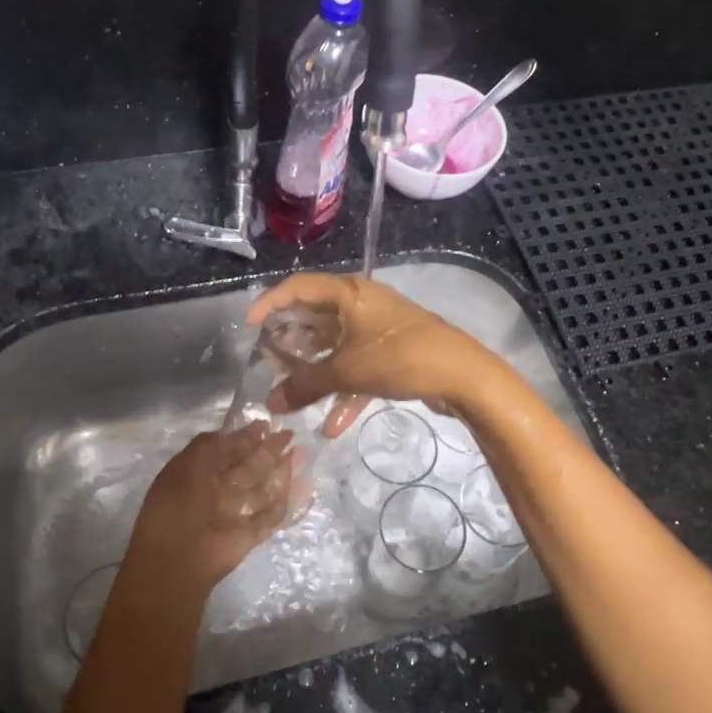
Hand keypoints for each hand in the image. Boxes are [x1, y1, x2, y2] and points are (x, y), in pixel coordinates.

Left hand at [124, 423, 293, 592]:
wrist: (177, 560)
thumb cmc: (177, 506)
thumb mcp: (186, 465)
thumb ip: (208, 445)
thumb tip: (232, 433)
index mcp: (198, 474)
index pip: (226, 450)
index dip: (245, 437)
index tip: (266, 424)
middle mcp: (216, 492)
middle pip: (247, 467)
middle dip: (267, 450)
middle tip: (289, 435)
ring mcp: (234, 513)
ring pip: (261, 488)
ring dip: (280, 471)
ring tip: (300, 453)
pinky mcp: (249, 535)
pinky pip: (270, 515)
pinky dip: (286, 501)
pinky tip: (303, 484)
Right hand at [246, 273, 499, 431]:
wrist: (462, 374)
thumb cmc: (398, 358)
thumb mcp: (346, 372)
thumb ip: (305, 385)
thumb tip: (271, 402)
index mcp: (348, 292)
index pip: (298, 287)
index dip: (270, 302)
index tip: (250, 326)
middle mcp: (362, 302)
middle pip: (317, 316)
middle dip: (293, 342)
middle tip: (270, 362)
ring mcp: (380, 326)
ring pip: (338, 345)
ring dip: (318, 371)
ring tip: (294, 395)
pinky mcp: (394, 351)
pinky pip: (359, 366)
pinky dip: (345, 390)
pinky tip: (333, 425)